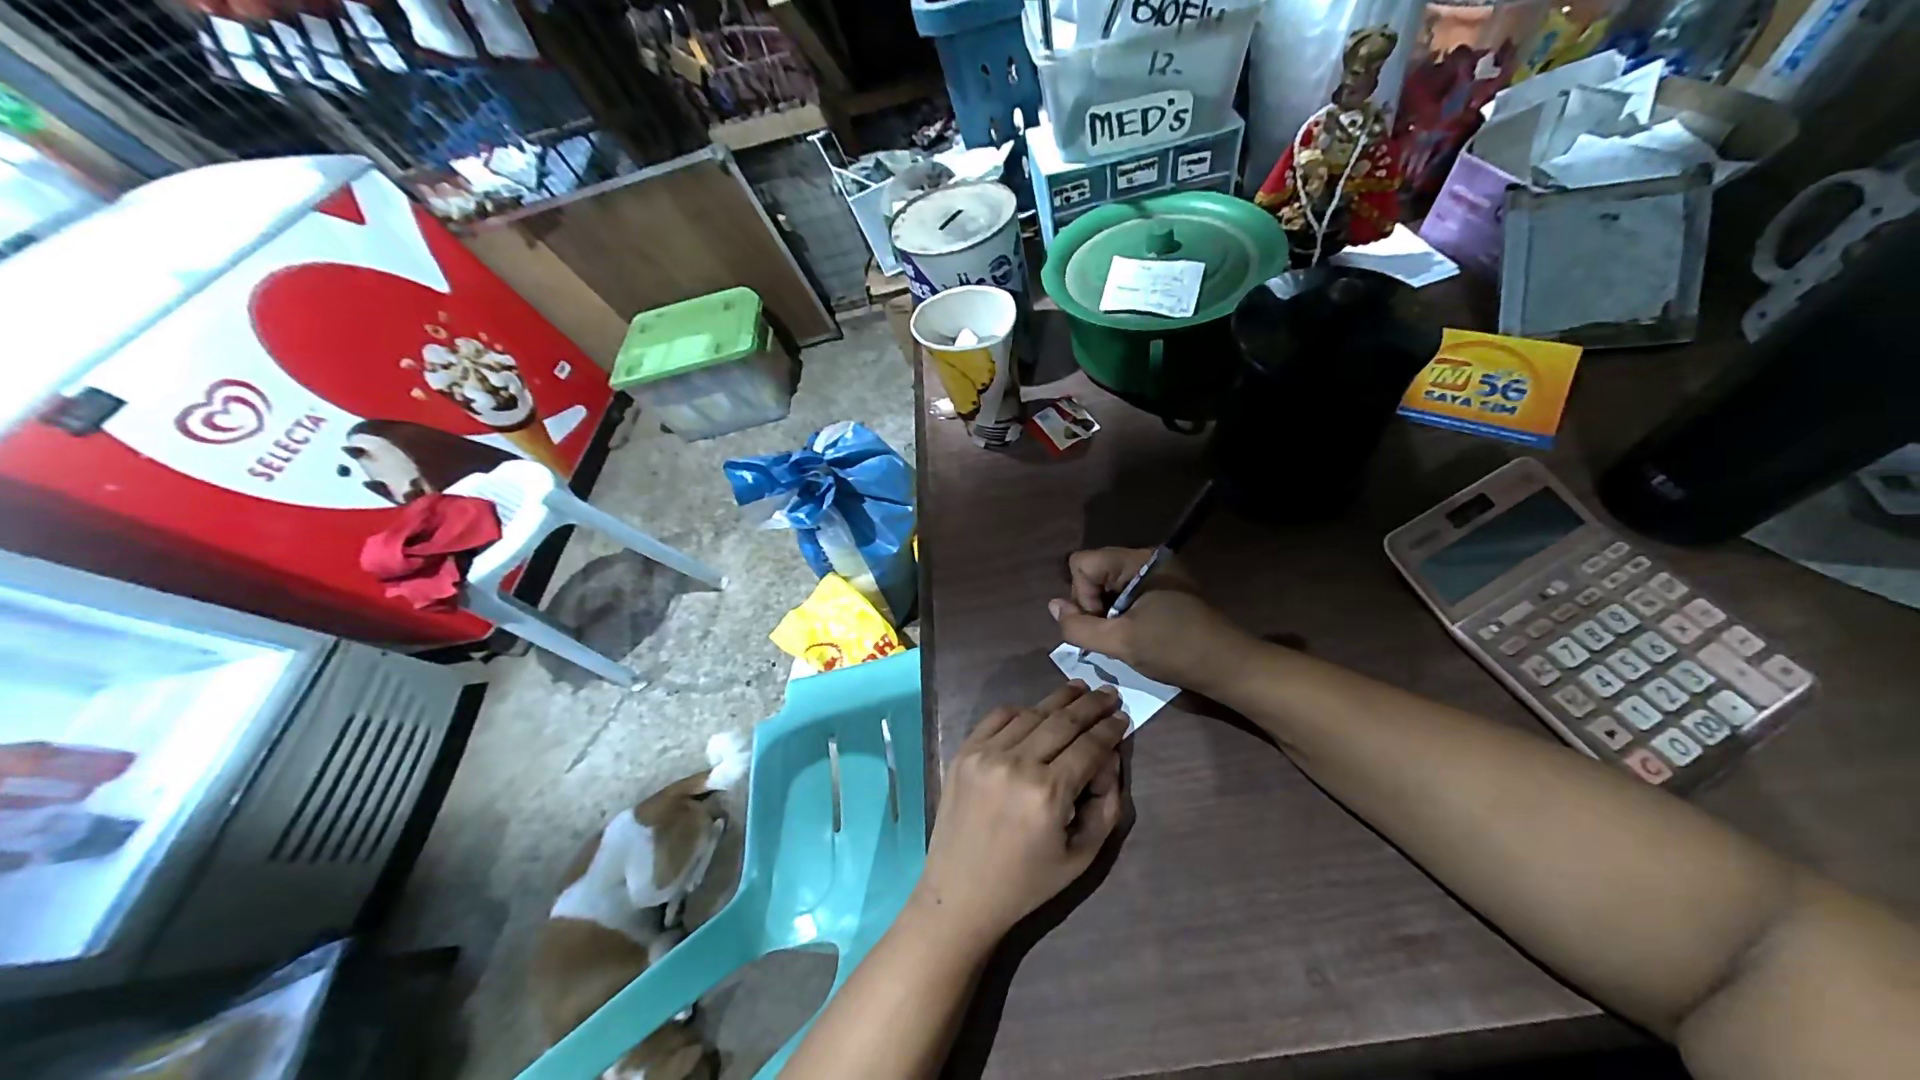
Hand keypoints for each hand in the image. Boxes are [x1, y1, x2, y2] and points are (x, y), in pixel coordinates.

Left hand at [912, 683, 1127, 947]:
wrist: (960, 893)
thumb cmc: (1027, 882)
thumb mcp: (1082, 856)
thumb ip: (1105, 805)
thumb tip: (1110, 757)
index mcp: (1048, 794)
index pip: (1088, 747)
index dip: (1109, 730)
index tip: (1123, 717)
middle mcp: (1016, 765)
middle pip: (1063, 721)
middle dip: (1091, 705)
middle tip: (1109, 693)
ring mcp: (985, 754)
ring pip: (1031, 714)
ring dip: (1059, 699)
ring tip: (1080, 690)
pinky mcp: (964, 752)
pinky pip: (998, 717)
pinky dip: (1022, 710)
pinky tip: (1038, 709)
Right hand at [1048, 547, 1257, 692]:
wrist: (1229, 667)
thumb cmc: (1175, 650)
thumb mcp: (1120, 642)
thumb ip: (1078, 626)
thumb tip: (1053, 607)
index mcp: (1138, 561)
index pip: (1082, 564)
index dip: (1081, 595)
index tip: (1102, 624)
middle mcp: (1146, 559)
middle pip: (1093, 571)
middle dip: (1092, 604)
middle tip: (1110, 634)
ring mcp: (1156, 574)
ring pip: (1107, 585)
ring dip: (1106, 612)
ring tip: (1122, 637)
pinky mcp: (1163, 591)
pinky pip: (1125, 593)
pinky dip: (1121, 614)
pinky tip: (1134, 635)